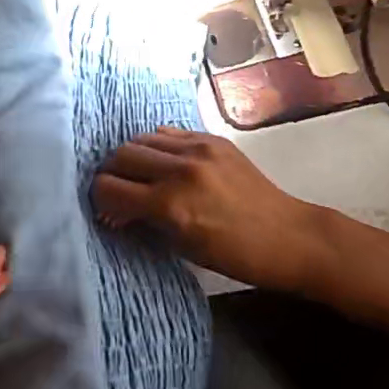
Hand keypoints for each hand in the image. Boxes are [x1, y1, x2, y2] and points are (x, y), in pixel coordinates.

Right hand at [93, 126, 332, 290]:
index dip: (100, 199)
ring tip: (140, 176)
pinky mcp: (214, 139)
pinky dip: (158, 146)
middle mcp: (181, 170)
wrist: (288, 235)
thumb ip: (145, 222)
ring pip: (142, 139)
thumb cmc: (234, 255)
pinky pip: (170, 132)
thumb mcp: (182, 247)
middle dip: (111, 175)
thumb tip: (115, 211)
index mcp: (171, 205)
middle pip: (121, 155)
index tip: (105, 208)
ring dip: (133, 157)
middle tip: (118, 191)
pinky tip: (166, 163)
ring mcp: (199, 149)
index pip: (110, 188)